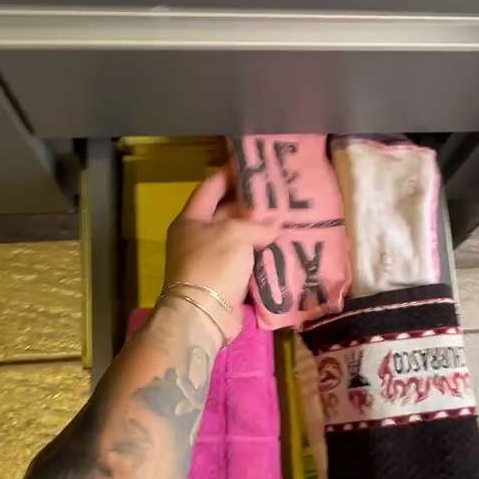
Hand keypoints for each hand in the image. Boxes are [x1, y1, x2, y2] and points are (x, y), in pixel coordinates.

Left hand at [164, 169, 279, 340]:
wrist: (203, 315)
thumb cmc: (213, 264)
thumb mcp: (235, 234)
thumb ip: (257, 224)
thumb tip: (274, 225)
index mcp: (191, 219)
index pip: (211, 187)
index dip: (230, 173)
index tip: (252, 164)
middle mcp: (198, 237)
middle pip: (226, 213)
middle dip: (251, 205)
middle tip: (278, 195)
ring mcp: (211, 260)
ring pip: (239, 239)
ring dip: (260, 232)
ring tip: (286, 219)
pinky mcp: (225, 281)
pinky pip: (246, 261)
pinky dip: (261, 255)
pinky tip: (282, 248)